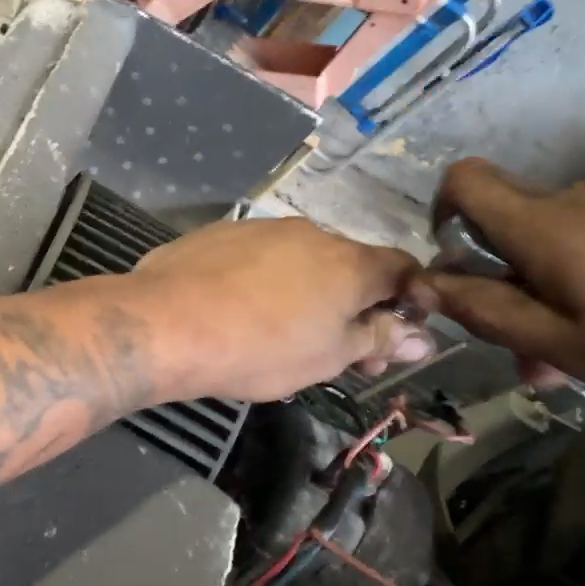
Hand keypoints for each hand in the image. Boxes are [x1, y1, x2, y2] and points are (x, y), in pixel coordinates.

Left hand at [132, 217, 430, 402]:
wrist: (164, 323)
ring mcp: (257, 229)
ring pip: (299, 261)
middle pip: (348, 266)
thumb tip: (420, 338)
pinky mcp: (214, 235)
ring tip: (286, 337)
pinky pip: (255, 258)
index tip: (398, 336)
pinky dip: (262, 282)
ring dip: (307, 294)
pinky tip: (241, 312)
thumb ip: (377, 340)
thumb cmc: (259, 347)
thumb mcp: (328, 356)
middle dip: (355, 307)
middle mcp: (307, 232)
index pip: (402, 268)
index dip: (411, 301)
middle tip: (345, 355)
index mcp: (347, 260)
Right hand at [415, 158, 584, 426]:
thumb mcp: (574, 350)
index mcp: (547, 227)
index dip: (444, 213)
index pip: (465, 182)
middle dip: (515, 280)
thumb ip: (490, 314)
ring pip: (577, 236)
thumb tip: (423, 284)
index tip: (459, 264)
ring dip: (569, 282)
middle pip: (521, 224)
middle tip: (545, 351)